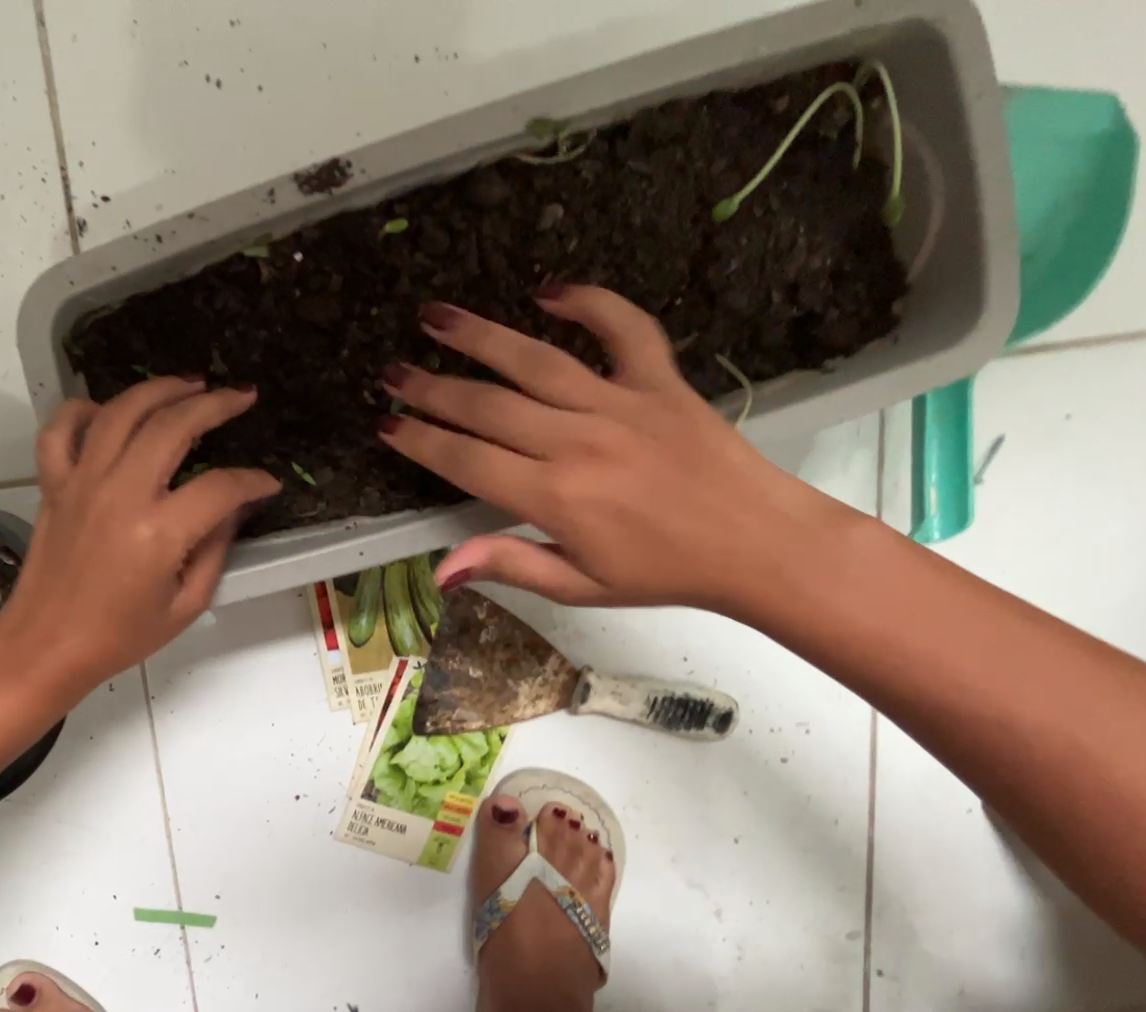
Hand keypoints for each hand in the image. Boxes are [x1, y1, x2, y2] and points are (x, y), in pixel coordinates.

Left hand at [0, 377, 280, 688]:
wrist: (45, 646)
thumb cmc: (119, 637)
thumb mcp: (184, 605)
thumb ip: (214, 550)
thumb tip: (233, 508)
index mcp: (158, 532)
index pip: (220, 486)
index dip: (252, 481)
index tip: (268, 483)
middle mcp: (120, 494)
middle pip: (172, 426)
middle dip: (215, 405)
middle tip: (240, 396)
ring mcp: (81, 483)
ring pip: (121, 412)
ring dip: (159, 390)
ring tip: (189, 385)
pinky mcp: (53, 484)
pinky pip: (61, 431)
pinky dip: (82, 410)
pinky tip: (108, 411)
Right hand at [377, 286, 861, 612]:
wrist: (760, 545)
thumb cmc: (663, 572)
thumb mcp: (580, 586)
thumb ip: (509, 565)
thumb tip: (440, 570)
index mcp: (554, 496)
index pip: (465, 460)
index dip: (419, 440)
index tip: (384, 424)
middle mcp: (577, 441)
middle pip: (486, 406)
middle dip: (430, 388)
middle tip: (390, 373)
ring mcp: (620, 404)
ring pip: (535, 361)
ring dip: (479, 336)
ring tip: (433, 317)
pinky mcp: (660, 381)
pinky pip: (625, 330)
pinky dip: (590, 303)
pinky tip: (548, 291)